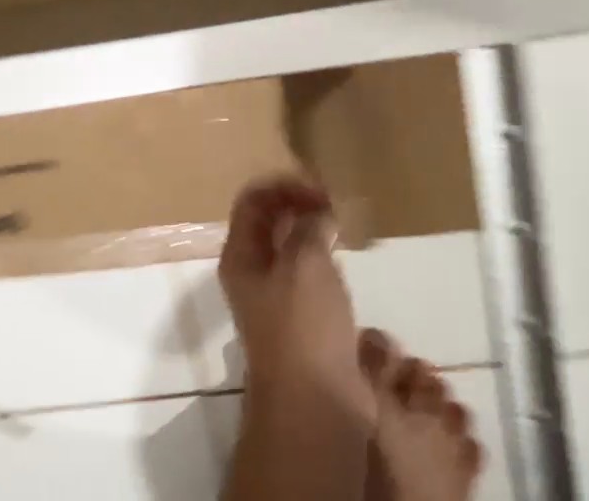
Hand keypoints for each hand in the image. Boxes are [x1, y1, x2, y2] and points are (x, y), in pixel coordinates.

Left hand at [219, 175, 369, 419]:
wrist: (314, 402)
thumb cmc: (303, 326)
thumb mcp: (305, 263)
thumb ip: (310, 227)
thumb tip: (318, 212)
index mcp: (241, 256)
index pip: (254, 200)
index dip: (285, 186)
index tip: (323, 191)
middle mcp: (252, 274)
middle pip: (269, 223)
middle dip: (300, 205)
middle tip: (336, 204)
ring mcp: (276, 300)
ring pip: (291, 250)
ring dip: (314, 232)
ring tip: (344, 227)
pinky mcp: (303, 322)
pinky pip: (311, 277)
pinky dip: (327, 261)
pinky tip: (348, 264)